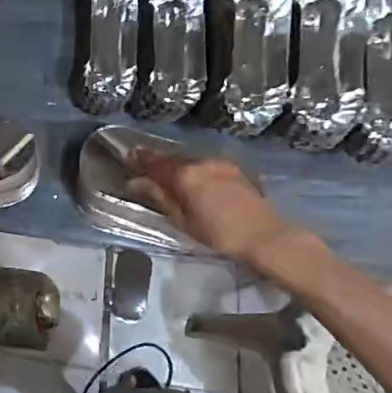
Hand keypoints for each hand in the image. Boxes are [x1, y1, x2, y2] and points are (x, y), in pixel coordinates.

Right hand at [125, 149, 296, 261]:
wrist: (263, 236)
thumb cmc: (218, 234)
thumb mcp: (182, 219)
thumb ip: (159, 197)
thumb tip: (135, 183)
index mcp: (185, 175)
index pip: (155, 163)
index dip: (140, 159)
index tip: (128, 156)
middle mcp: (201, 162)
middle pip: (173, 160)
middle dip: (158, 164)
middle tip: (145, 169)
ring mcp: (220, 164)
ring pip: (191, 162)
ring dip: (178, 167)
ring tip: (170, 179)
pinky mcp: (234, 170)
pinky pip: (206, 166)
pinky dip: (195, 171)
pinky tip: (195, 182)